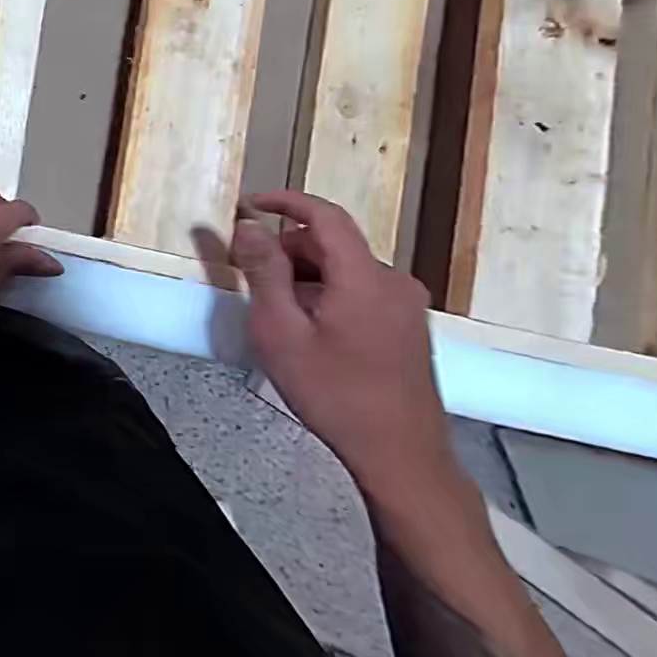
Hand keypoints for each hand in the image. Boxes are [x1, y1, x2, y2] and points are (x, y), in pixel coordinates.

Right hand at [220, 191, 453, 496]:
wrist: (399, 455)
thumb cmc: (333, 393)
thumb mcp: (281, 331)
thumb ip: (264, 271)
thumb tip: (249, 224)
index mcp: (364, 277)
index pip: (325, 216)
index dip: (285, 201)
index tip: (249, 203)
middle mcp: (393, 281)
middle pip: (331, 243)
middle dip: (287, 250)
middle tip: (252, 280)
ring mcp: (405, 304)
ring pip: (343, 268)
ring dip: (305, 276)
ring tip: (279, 315)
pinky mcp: (407, 324)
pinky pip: (359, 289)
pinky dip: (326, 293)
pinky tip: (309, 330)